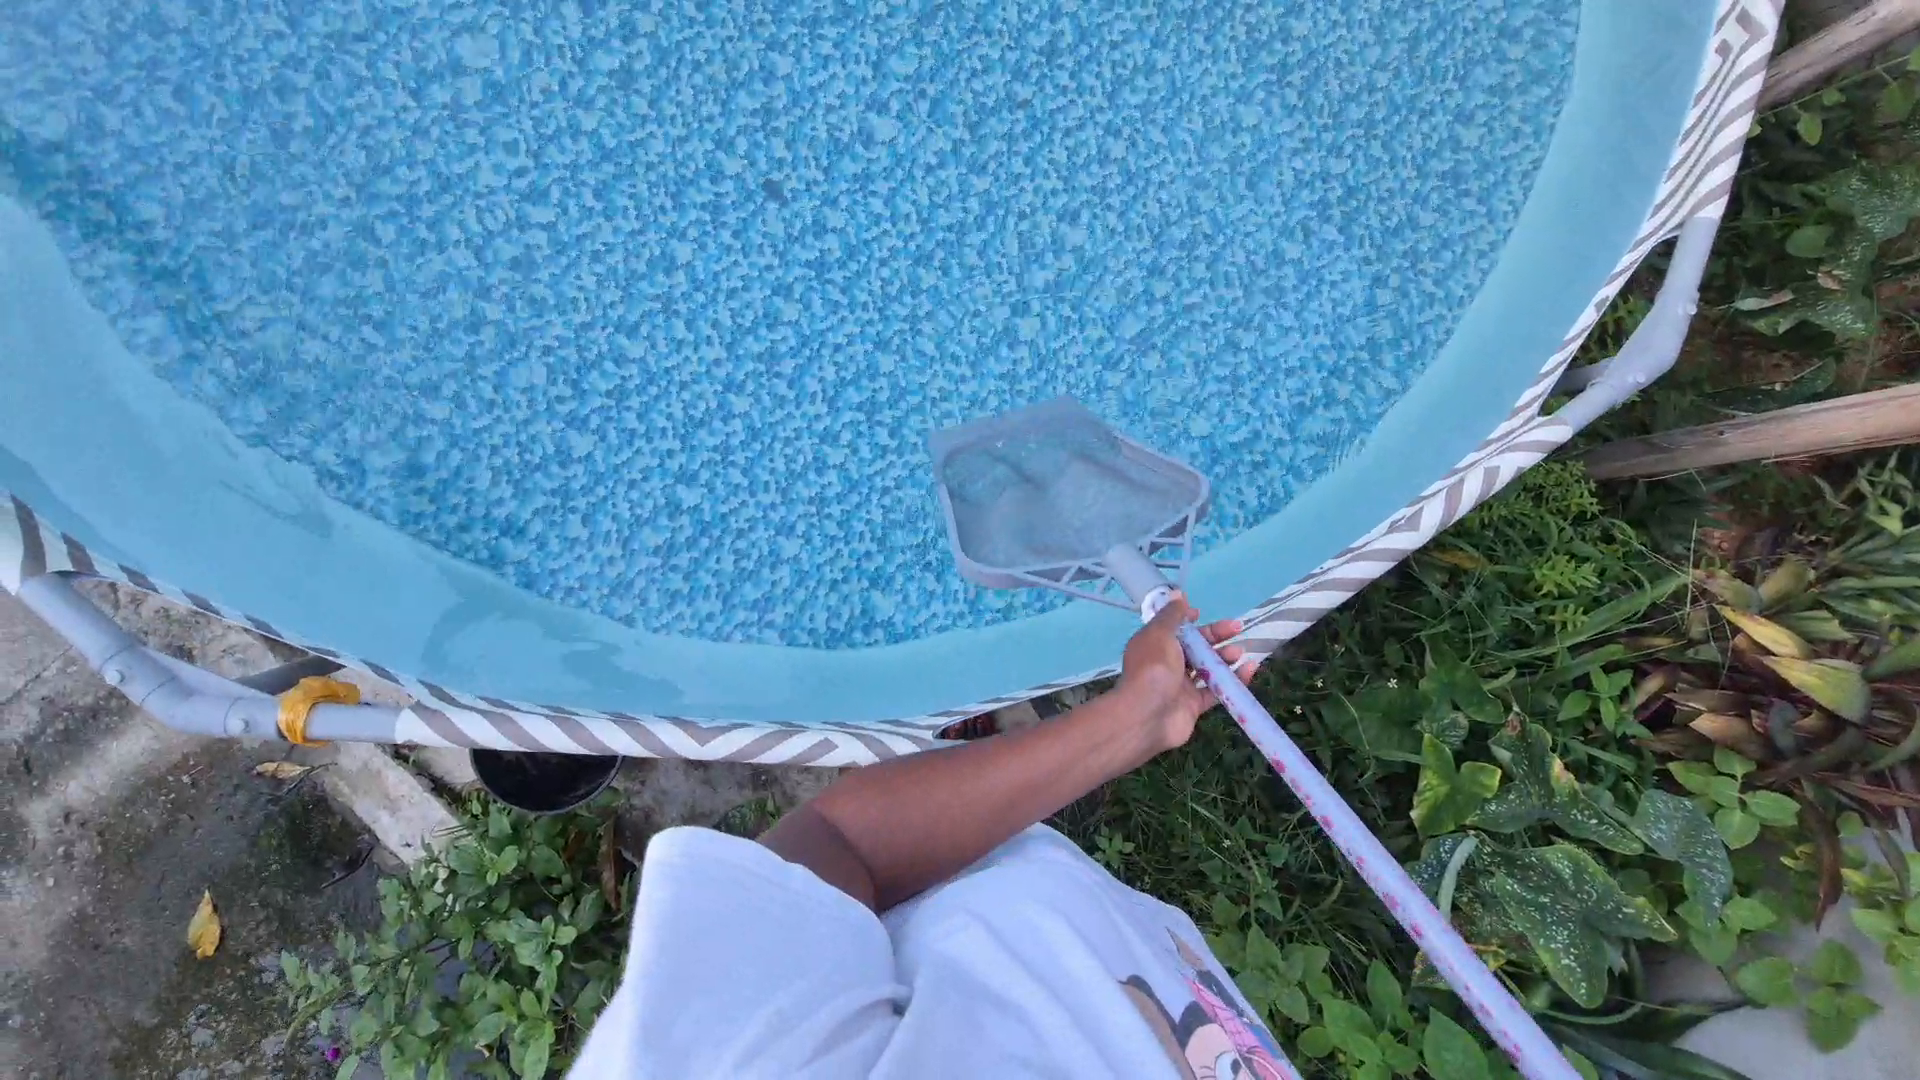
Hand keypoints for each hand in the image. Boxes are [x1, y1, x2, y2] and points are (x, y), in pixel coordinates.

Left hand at [1114, 593, 1259, 756]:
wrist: (1147, 714)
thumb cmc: (1153, 668)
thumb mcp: (1160, 633)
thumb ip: (1172, 615)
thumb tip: (1178, 594)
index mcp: (1154, 644)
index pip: (1174, 629)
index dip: (1189, 620)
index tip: (1202, 613)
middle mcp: (1166, 663)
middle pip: (1195, 647)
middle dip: (1215, 636)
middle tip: (1237, 628)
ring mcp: (1179, 686)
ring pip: (1207, 669)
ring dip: (1225, 658)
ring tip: (1239, 652)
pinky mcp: (1192, 706)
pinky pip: (1216, 691)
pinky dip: (1233, 681)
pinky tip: (1249, 670)